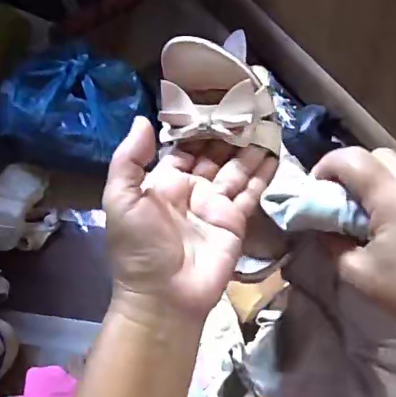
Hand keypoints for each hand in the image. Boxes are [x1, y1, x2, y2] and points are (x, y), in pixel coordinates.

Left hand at [103, 116, 277, 322]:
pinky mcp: (236, 221)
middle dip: (229, 133)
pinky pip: (251, 191)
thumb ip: (130, 159)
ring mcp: (216, 205)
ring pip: (236, 169)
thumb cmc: (139, 247)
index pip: (185, 147)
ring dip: (249, 147)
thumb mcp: (121, 199)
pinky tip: (274, 152)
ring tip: (266, 121)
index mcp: (163, 182)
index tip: (214, 100)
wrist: (164, 296)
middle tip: (248, 105)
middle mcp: (192, 189)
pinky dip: (263, 173)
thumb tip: (142, 119)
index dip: (198, 127)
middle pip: (214, 154)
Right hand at [309, 147, 395, 340]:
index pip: (351, 158)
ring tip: (365, 211)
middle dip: (351, 169)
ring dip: (375, 179)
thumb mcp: (358, 273)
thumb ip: (333, 243)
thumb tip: (321, 227)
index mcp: (394, 198)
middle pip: (377, 154)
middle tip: (338, 198)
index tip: (316, 189)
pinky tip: (393, 221)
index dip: (326, 167)